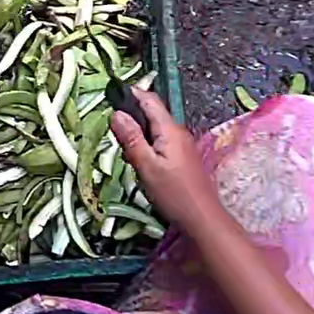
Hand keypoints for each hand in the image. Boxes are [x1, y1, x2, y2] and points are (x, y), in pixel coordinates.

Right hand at [110, 87, 219, 226]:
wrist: (203, 219)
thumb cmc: (174, 193)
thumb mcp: (146, 166)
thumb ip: (131, 138)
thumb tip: (116, 113)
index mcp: (169, 129)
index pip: (149, 100)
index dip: (130, 94)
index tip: (110, 95)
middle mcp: (178, 131)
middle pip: (152, 112)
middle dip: (131, 115)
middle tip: (111, 127)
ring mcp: (182, 144)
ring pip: (155, 128)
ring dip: (138, 131)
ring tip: (122, 147)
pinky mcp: (182, 157)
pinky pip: (160, 141)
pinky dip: (146, 144)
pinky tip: (139, 160)